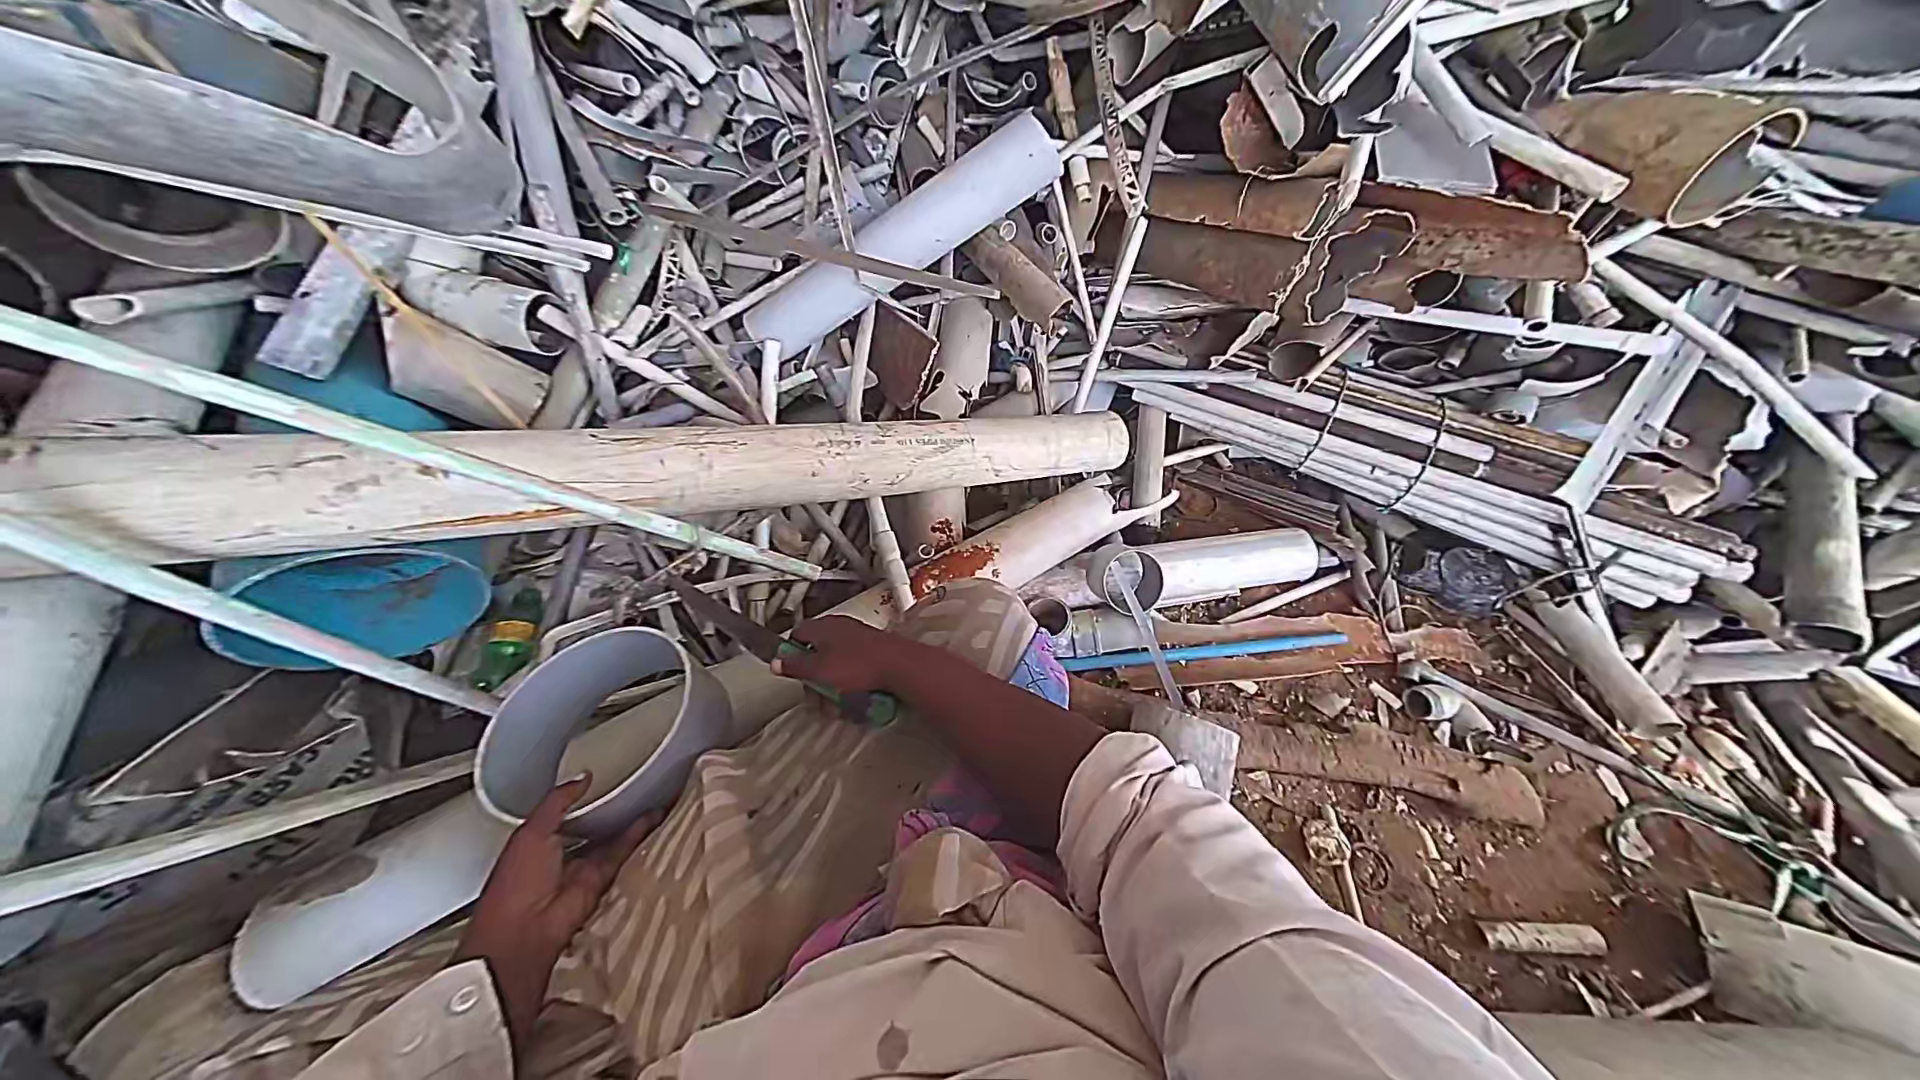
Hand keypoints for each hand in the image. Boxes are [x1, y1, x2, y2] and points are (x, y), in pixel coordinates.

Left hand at [455, 776, 657, 1050]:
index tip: (607, 774)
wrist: (522, 936)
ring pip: (614, 837)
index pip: (566, 810)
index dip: (585, 794)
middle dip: (616, 806)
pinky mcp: (601, 882)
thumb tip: (582, 776)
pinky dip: (641, 838)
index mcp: (537, 841)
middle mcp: (562, 854)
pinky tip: (657, 820)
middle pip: (595, 824)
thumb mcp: (530, 833)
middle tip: (640, 782)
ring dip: (634, 820)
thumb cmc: (513, 888)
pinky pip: (625, 855)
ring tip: (658, 794)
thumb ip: (557, 802)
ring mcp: (583, 869)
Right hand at [777, 615, 909, 694]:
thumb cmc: (857, 666)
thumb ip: (795, 666)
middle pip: (816, 654)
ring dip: (832, 688)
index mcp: (823, 626)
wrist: (900, 666)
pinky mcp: (872, 652)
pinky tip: (854, 700)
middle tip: (817, 700)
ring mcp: (858, 640)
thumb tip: (775, 662)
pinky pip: (853, 669)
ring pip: (835, 666)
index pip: (797, 634)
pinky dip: (850, 685)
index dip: (791, 654)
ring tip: (837, 707)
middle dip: (814, 681)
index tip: (793, 674)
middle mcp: (840, 628)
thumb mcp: (818, 670)